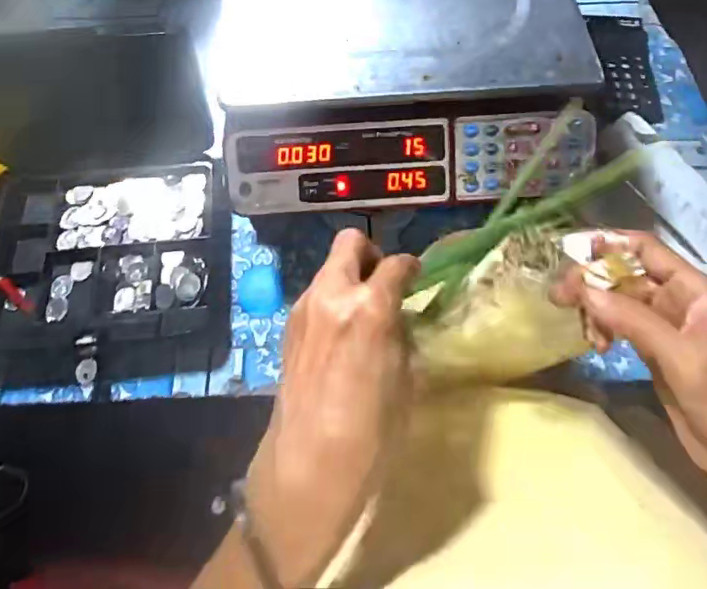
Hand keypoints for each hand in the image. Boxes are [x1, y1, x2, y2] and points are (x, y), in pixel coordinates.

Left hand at [245, 230, 418, 584]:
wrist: (307, 464)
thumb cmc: (370, 434)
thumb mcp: (404, 381)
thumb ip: (400, 334)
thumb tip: (397, 315)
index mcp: (368, 307)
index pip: (396, 264)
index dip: (411, 267)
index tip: (417, 276)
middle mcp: (332, 294)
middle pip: (350, 242)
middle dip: (372, 254)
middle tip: (384, 281)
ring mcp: (305, 306)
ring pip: (330, 266)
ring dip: (349, 277)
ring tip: (363, 311)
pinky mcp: (289, 324)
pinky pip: (316, 293)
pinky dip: (333, 298)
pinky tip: (341, 332)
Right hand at [552, 231, 706, 501]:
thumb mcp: (686, 360)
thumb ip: (635, 320)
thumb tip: (584, 288)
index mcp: (697, 291)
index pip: (646, 249)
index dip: (608, 243)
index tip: (569, 251)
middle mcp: (679, 300)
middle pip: (624, 273)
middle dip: (592, 279)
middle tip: (560, 297)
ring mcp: (666, 326)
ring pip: (617, 298)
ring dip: (594, 307)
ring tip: (581, 328)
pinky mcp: (656, 350)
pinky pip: (619, 324)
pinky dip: (602, 328)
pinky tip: (596, 345)